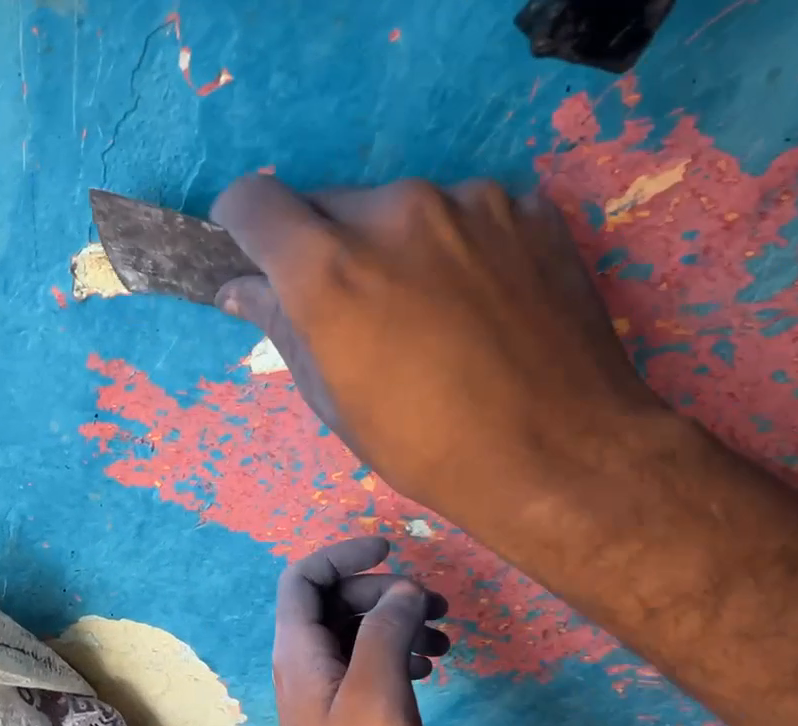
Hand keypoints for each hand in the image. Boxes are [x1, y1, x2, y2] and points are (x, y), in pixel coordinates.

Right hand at [210, 174, 675, 526]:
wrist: (557, 452)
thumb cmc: (419, 442)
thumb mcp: (329, 395)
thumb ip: (280, 324)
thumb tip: (239, 289)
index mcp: (329, 267)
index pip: (255, 202)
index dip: (239, 222)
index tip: (247, 249)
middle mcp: (393, 213)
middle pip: (325, 203)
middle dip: (316, 244)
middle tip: (340, 302)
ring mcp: (468, 203)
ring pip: (395, 207)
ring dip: (386, 243)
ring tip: (418, 306)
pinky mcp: (526, 208)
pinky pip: (460, 213)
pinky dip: (448, 244)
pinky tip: (473, 299)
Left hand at [274, 536, 447, 725]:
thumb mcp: (379, 692)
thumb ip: (385, 630)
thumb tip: (400, 589)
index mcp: (297, 649)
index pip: (303, 578)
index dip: (341, 554)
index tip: (390, 547)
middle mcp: (300, 661)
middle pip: (334, 601)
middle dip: (384, 593)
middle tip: (438, 608)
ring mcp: (318, 688)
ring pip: (353, 633)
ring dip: (396, 624)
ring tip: (445, 642)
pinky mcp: (338, 711)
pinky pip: (362, 663)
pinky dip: (394, 654)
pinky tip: (428, 670)